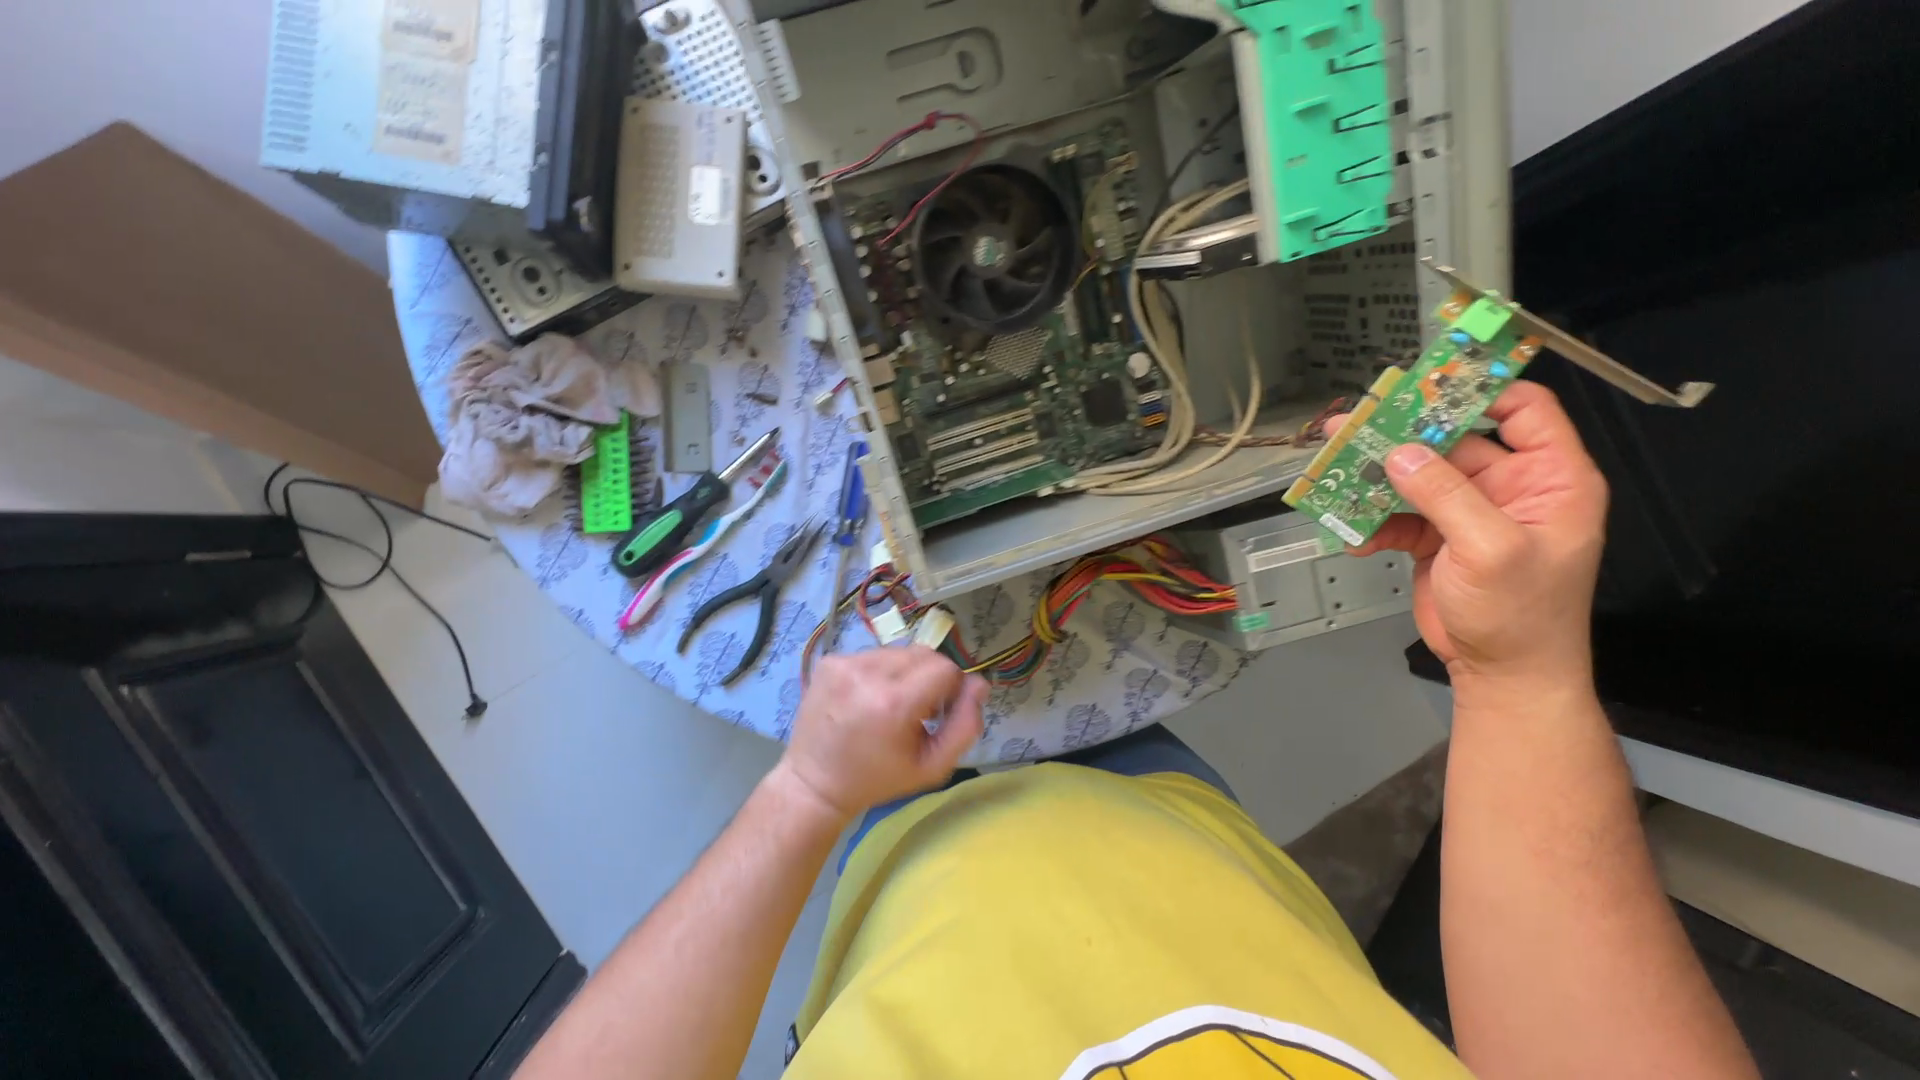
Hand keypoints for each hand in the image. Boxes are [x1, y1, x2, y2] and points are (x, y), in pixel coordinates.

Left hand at [773, 646, 988, 820]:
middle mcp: (867, 674)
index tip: (938, 714)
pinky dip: (879, 672)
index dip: (951, 689)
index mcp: (894, 702)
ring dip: (904, 673)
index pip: (945, 668)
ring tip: (890, 705)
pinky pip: (872, 655)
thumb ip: (965, 726)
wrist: (815, 783)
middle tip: (918, 710)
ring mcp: (844, 663)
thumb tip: (980, 685)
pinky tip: (867, 699)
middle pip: (923, 654)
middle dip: (930, 678)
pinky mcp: (828, 661)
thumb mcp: (932, 766)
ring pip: (898, 653)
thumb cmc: (878, 779)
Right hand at [1332, 382, 1608, 694]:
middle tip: (1358, 424)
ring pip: (1418, 475)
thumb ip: (1445, 495)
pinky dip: (1373, 522)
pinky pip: (1399, 514)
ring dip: (1377, 478)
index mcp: (1549, 478)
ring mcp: (1470, 512)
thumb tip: (1398, 453)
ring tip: (1336, 474)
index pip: (1523, 410)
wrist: (1502, 674)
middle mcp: (1510, 486)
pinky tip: (1353, 533)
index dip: (1480, 390)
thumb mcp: (1490, 549)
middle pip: (1453, 440)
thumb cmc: (1522, 617)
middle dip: (1405, 436)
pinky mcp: (1438, 537)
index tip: (1429, 382)